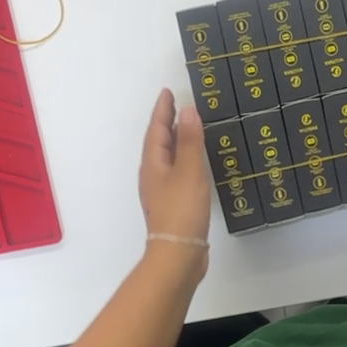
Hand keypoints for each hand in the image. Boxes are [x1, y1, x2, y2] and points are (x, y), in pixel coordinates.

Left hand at [137, 88, 213, 253]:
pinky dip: (184, 162)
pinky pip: (176, 174)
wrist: (178, 254)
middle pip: (159, 143)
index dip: (163, 110)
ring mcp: (161, 193)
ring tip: (188, 131)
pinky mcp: (173, 206)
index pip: (157, 129)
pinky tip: (194, 167)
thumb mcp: (189, 172)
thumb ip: (189, 141)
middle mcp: (153, 176)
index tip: (168, 92)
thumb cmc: (182, 211)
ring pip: (167, 159)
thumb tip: (187, 111)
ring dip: (176, 143)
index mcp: (153, 164)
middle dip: (167, 124)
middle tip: (177, 106)